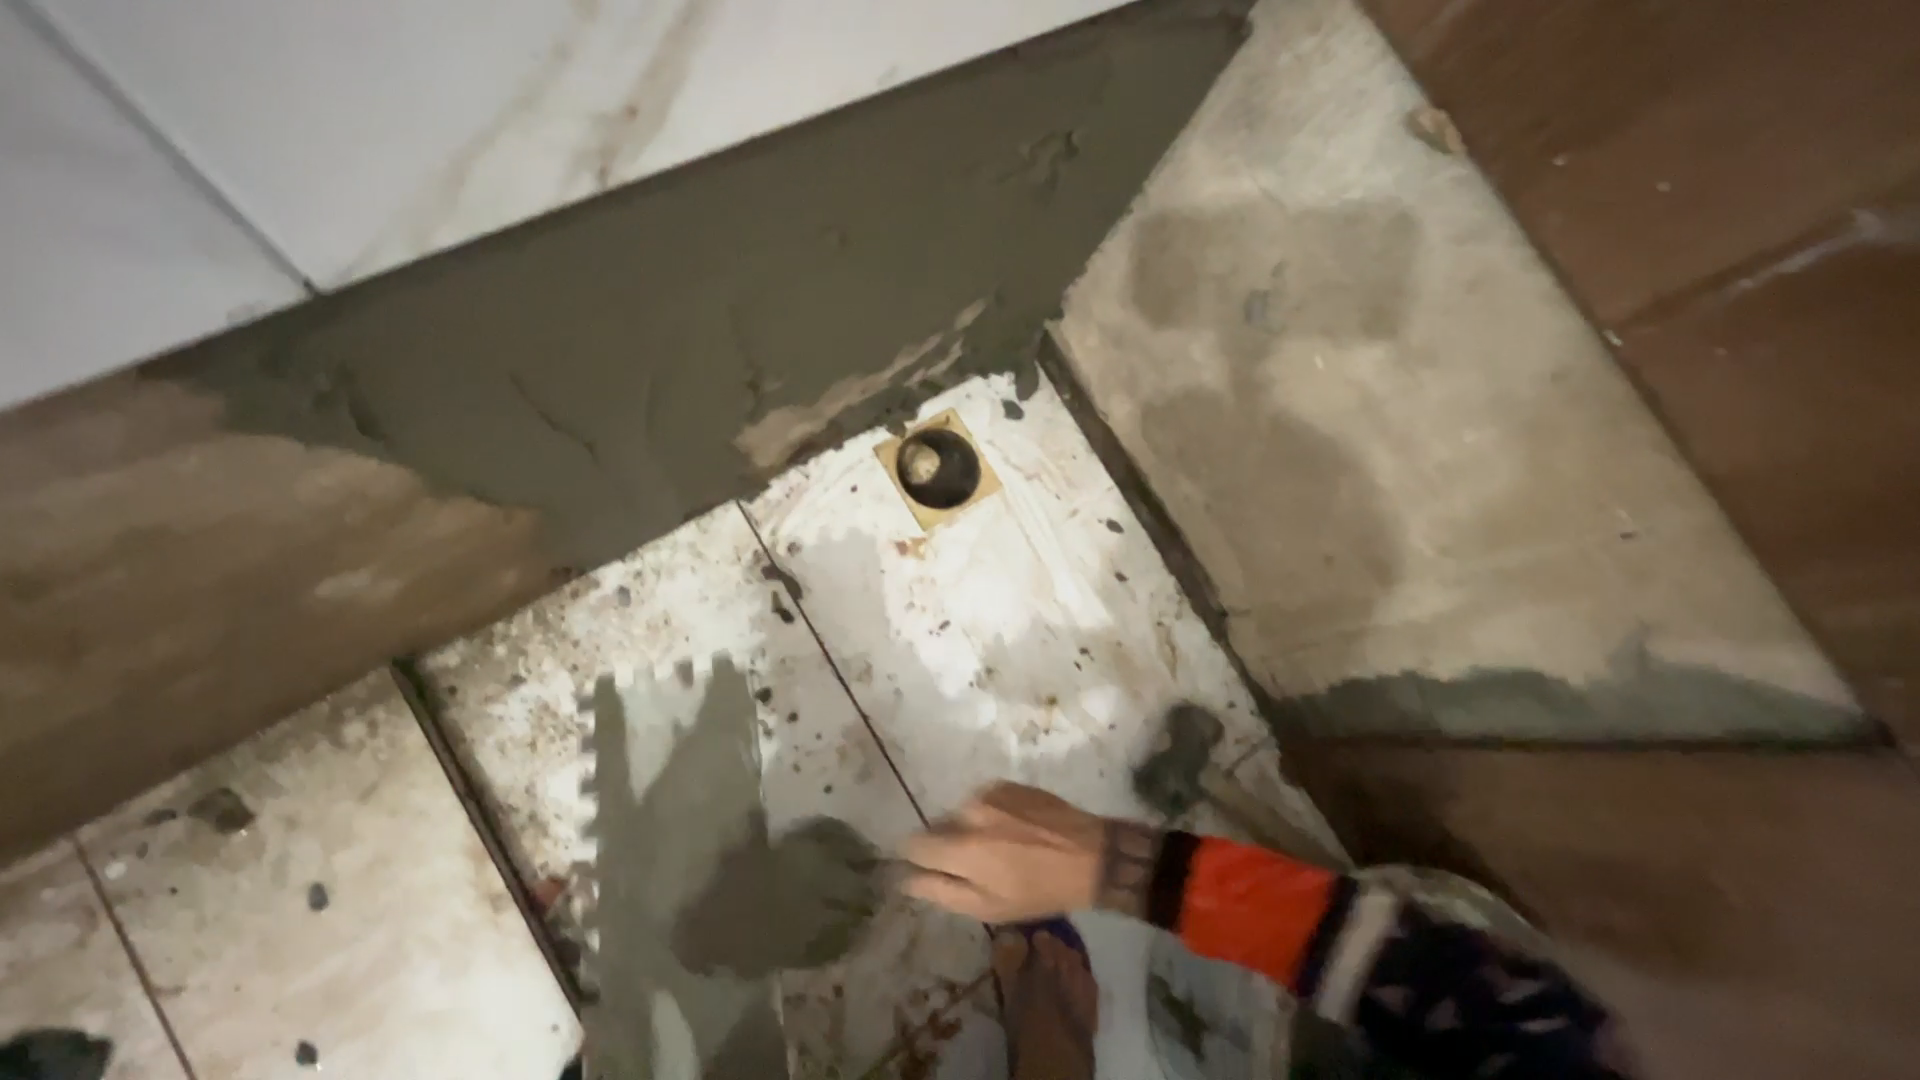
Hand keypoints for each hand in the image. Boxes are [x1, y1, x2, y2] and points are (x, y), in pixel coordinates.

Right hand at [899, 782, 1106, 921]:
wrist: (1090, 855)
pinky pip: (982, 801)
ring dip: (970, 829)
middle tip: (978, 865)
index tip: (930, 869)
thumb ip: (941, 890)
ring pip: (961, 813)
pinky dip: (990, 815)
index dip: (917, 858)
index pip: (913, 843)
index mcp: (961, 847)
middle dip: (948, 846)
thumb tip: (905, 878)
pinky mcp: (1006, 784)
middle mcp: (967, 812)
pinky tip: (1014, 830)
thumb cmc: (1038, 890)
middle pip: (937, 827)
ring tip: (1001, 848)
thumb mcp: (988, 906)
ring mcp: (988, 793)